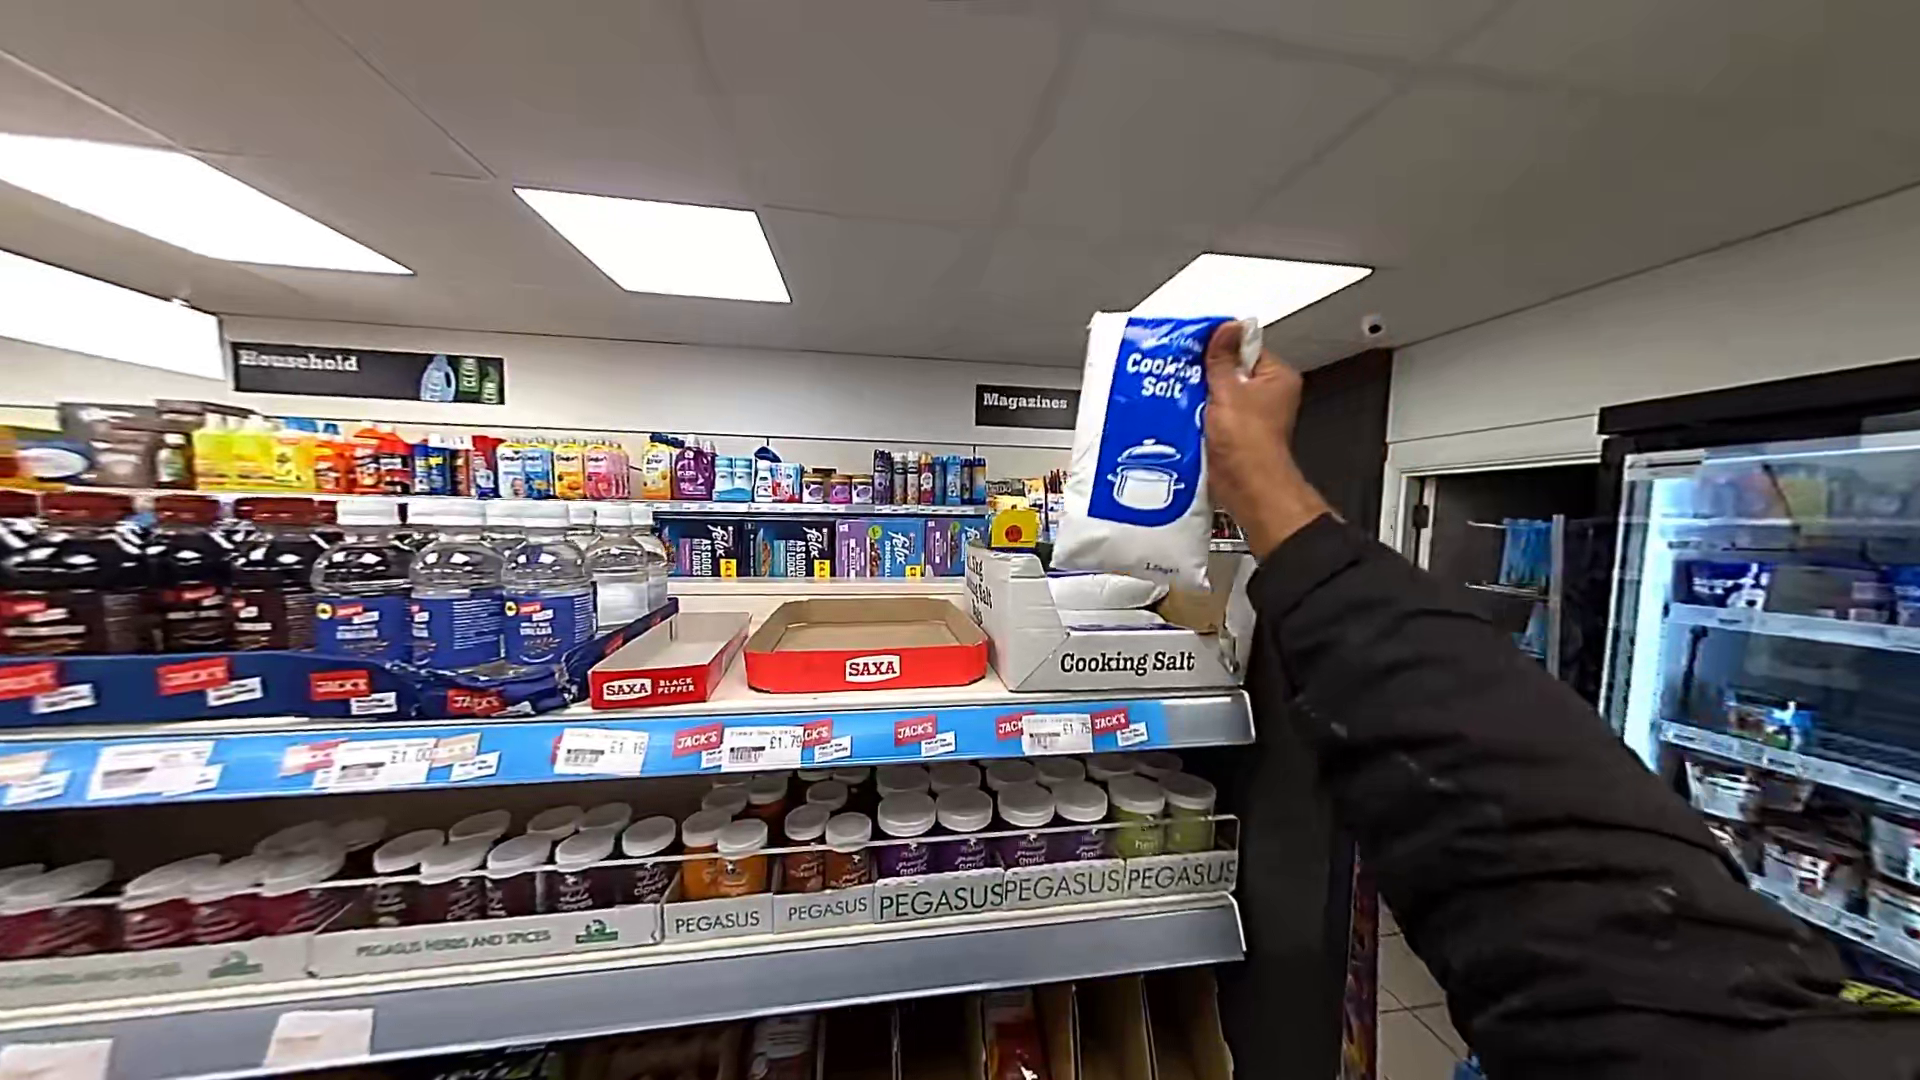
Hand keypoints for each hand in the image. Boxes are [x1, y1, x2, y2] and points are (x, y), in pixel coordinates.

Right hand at [1203, 320, 1331, 556]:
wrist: (1246, 487)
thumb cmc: (1248, 443)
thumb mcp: (1229, 391)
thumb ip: (1223, 360)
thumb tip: (1227, 329)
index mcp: (1276, 378)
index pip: (1246, 348)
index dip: (1220, 346)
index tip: (1196, 346)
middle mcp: (1266, 396)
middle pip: (1230, 371)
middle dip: (1205, 373)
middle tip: (1182, 371)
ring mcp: (1249, 416)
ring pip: (1218, 394)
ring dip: (1198, 395)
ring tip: (1178, 393)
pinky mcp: (1232, 434)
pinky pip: (1210, 414)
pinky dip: (1196, 414)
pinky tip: (1181, 414)